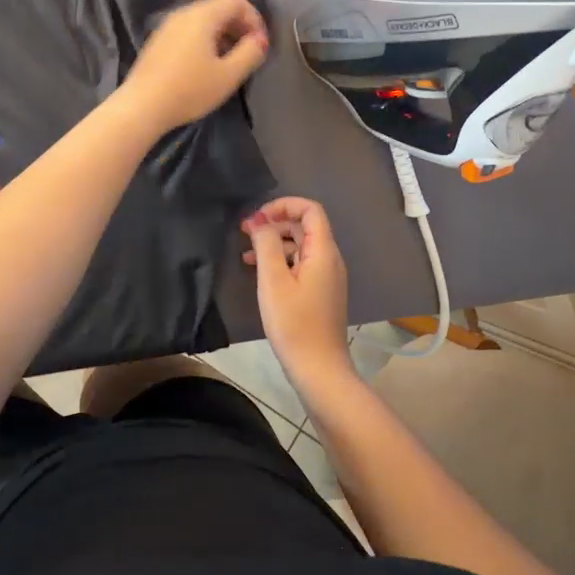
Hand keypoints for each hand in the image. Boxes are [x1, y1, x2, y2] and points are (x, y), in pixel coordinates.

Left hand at [114, 0, 268, 131]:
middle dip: (239, 27)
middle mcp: (183, 13)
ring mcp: (167, 26)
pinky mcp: (158, 41)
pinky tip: (205, 67)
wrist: (142, 106)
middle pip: (219, 8)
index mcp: (202, 15)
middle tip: (248, 54)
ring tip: (229, 63)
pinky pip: (188, 32)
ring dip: (223, 36)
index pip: (236, 1)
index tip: (260, 45)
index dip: (255, 19)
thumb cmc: (189, 89)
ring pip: (203, 21)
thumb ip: (251, 53)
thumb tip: (259, 39)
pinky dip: (204, 41)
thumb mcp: (228, 74)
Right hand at [242, 197, 351, 386]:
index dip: (283, 205)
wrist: (318, 369)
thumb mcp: (273, 281)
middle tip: (244, 232)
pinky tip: (259, 272)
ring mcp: (326, 277)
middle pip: (304, 226)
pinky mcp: (320, 292)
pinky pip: (300, 264)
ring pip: (300, 246)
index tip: (257, 219)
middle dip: (274, 223)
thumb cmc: (294, 323)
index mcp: (323, 252)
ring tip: (246, 254)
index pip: (310, 210)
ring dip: (273, 243)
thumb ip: (266, 245)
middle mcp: (330, 260)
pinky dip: (280, 260)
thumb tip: (261, 222)